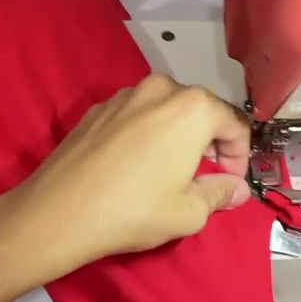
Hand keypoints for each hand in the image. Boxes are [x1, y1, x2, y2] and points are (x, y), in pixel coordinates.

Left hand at [2, 74, 252, 281]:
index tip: (232, 182)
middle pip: (202, 110)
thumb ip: (220, 193)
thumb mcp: (189, 212)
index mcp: (193, 108)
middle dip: (211, 141)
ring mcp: (125, 95)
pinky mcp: (98, 109)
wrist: (59, 212)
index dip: (241, 156)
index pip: (235, 124)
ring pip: (167, 109)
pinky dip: (147, 133)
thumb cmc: (134, 211)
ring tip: (171, 170)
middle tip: (205, 176)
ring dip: (178, 135)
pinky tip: (136, 165)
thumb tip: (236, 189)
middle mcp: (161, 89)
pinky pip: (137, 115)